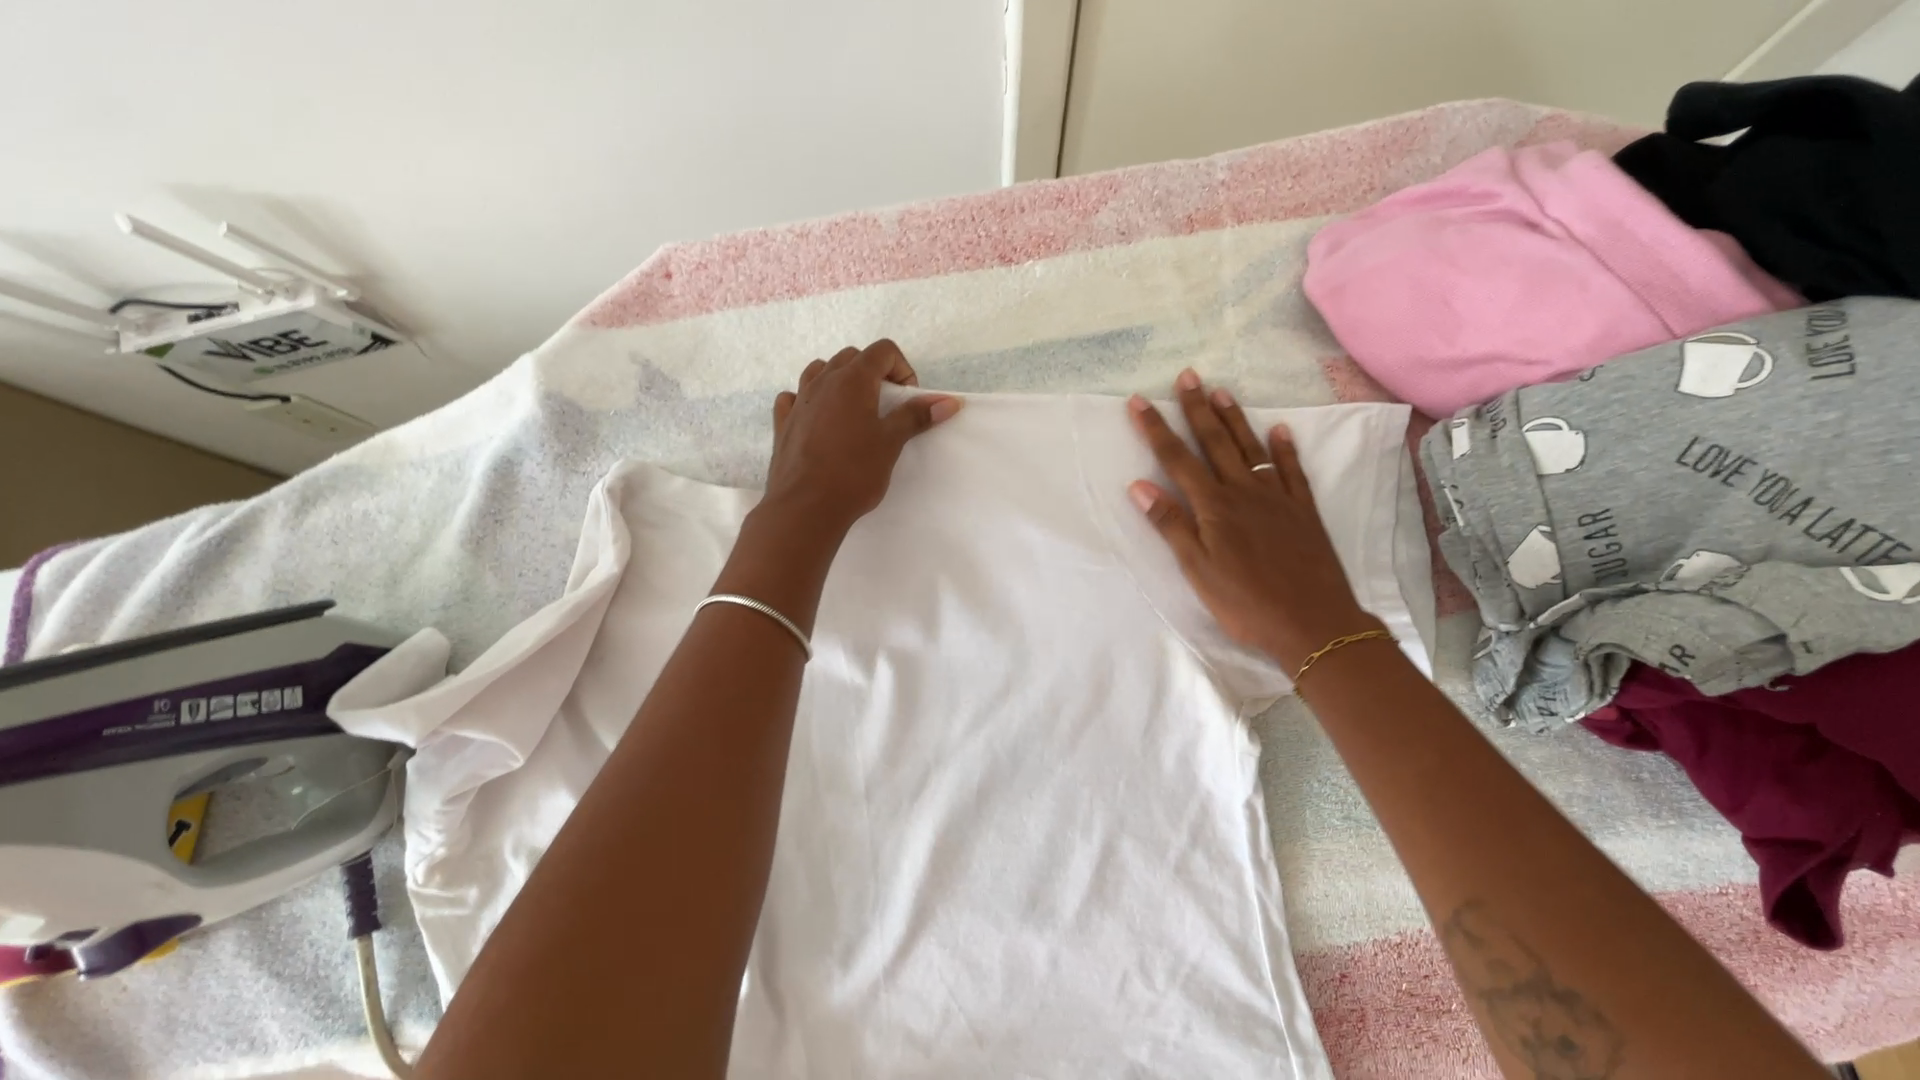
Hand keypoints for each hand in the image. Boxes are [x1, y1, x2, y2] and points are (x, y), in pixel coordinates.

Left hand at [763, 340, 960, 534]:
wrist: (806, 507)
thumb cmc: (854, 472)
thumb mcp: (891, 442)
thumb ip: (916, 416)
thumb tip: (948, 401)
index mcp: (852, 380)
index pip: (882, 350)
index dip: (901, 368)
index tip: (907, 398)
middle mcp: (822, 381)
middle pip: (852, 357)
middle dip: (873, 372)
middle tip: (886, 405)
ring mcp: (798, 400)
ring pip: (820, 371)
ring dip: (840, 380)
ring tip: (853, 410)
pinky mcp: (783, 423)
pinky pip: (794, 397)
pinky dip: (808, 399)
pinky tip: (817, 418)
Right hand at [1127, 369, 1380, 671]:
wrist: (1312, 621)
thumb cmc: (1245, 602)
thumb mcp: (1197, 570)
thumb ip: (1171, 525)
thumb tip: (1139, 485)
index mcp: (1214, 507)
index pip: (1177, 459)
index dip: (1156, 430)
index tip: (1140, 402)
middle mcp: (1244, 491)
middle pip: (1215, 442)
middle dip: (1197, 409)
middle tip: (1187, 376)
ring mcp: (1277, 497)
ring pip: (1251, 448)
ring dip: (1234, 418)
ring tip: (1221, 391)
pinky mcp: (1303, 510)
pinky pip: (1292, 470)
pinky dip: (1285, 448)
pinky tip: (1280, 430)